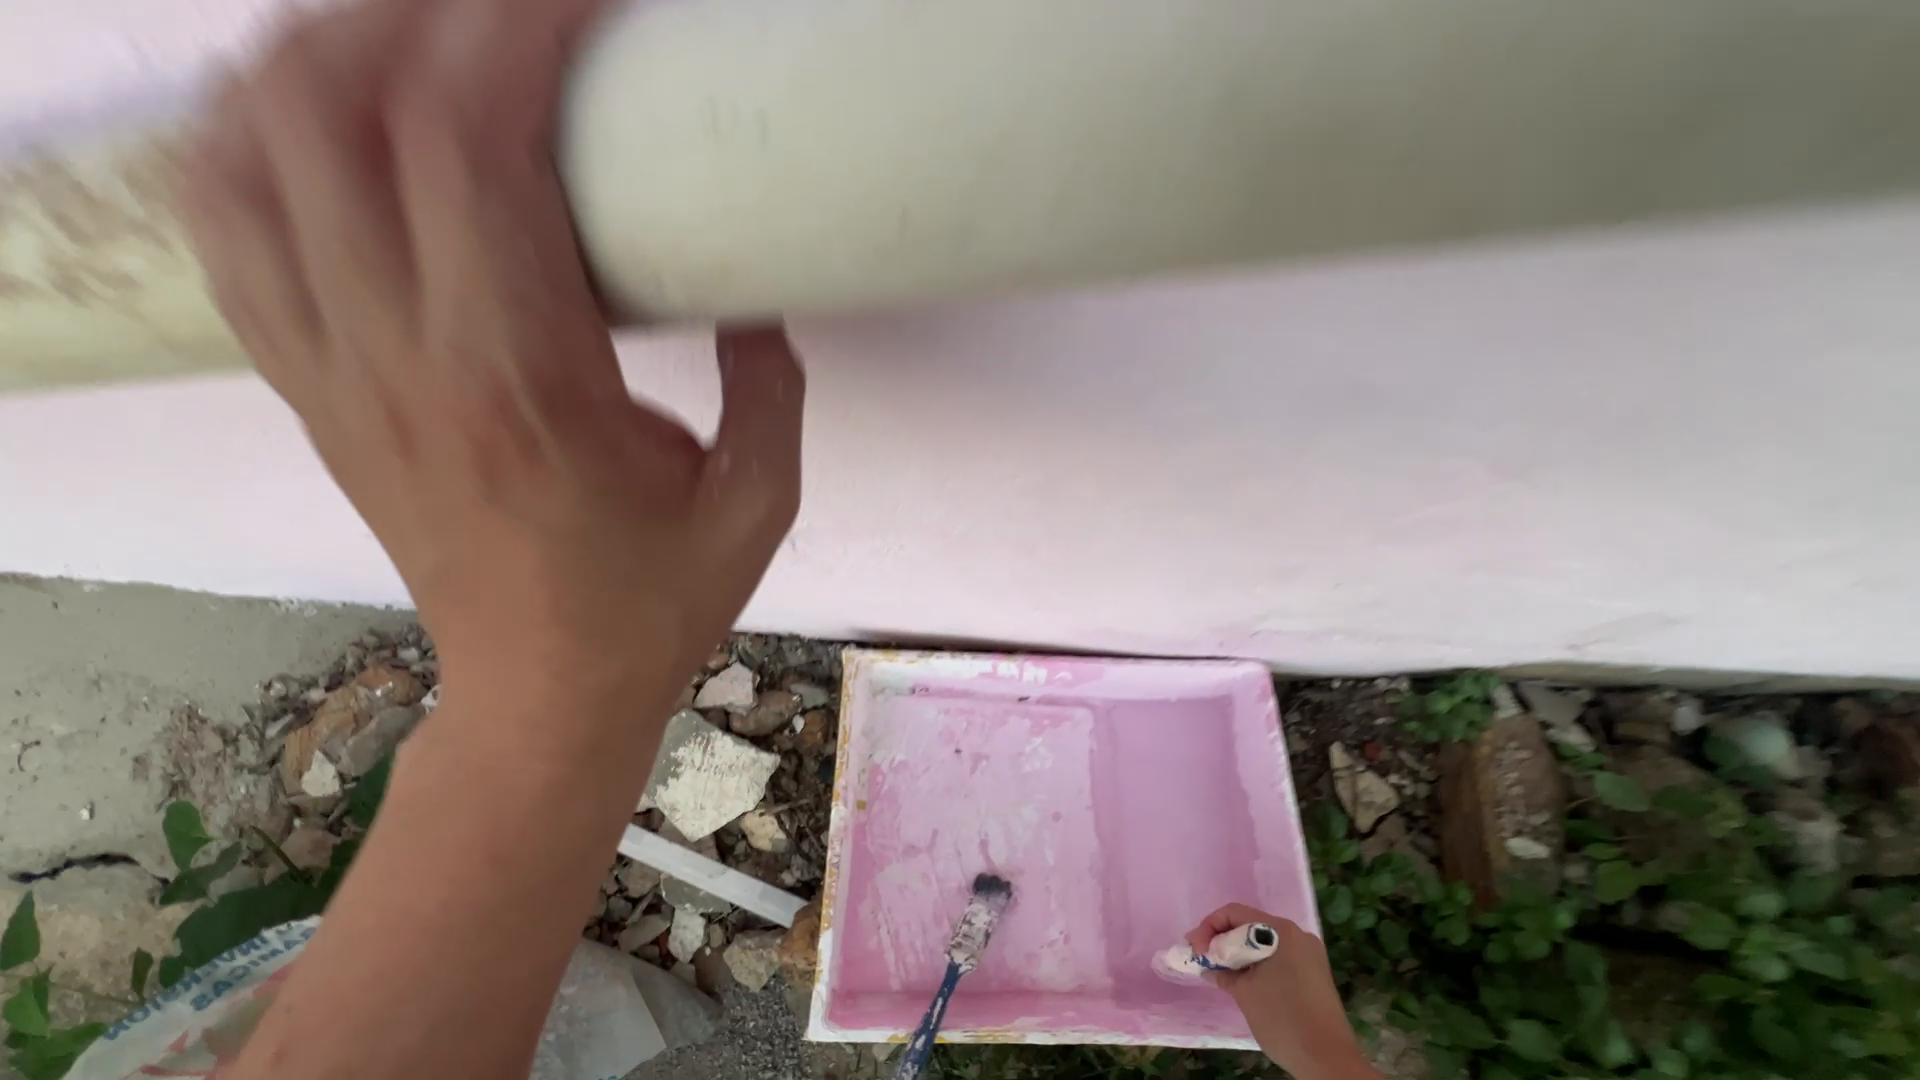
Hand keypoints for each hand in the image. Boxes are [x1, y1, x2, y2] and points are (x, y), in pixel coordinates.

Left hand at [180, 0, 803, 714]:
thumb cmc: (655, 605)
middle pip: (344, 109)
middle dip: (426, 9)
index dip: (514, 28)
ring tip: (422, 31)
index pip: (470, 146)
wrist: (542, 693)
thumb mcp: (760, 502)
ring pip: (253, 147)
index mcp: (522, 380)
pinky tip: (323, 108)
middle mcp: (401, 357)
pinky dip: (254, 131)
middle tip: (520, 1)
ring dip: (325, 50)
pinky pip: (226, 224)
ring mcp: (333, 371)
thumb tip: (755, 293)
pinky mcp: (309, 389)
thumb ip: (770, 384)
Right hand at [1185, 904, 1378, 1079]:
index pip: (1235, 913)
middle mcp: (1297, 934)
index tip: (1194, 950)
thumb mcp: (1245, 993)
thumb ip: (1222, 972)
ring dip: (1239, 952)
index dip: (1208, 927)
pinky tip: (1245, 979)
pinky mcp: (1314, 971)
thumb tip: (1208, 966)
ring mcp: (1309, 953)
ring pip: (1264, 941)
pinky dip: (1258, 962)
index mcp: (1281, 931)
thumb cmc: (1283, 1020)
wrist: (1329, 1061)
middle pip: (1250, 925)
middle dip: (1222, 940)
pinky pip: (1278, 955)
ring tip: (1220, 970)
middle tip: (1202, 958)